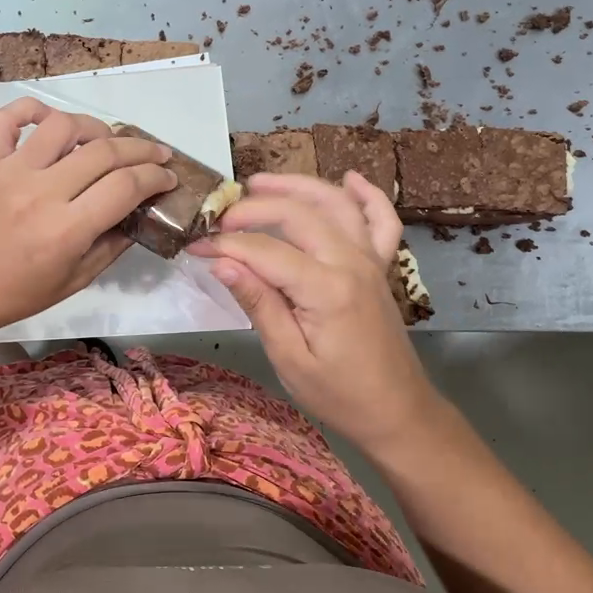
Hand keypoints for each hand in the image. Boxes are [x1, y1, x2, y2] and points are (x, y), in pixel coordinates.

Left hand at [0, 99, 176, 340]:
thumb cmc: (17, 294)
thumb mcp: (75, 280)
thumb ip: (111, 245)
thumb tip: (139, 212)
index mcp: (66, 229)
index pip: (126, 186)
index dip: (156, 178)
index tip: (168, 178)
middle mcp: (41, 192)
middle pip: (104, 151)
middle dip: (141, 149)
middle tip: (156, 155)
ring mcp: (11, 172)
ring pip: (62, 125)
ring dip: (94, 127)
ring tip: (107, 141)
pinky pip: (6, 120)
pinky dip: (30, 110)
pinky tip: (49, 120)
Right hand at [187, 171, 439, 451]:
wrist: (397, 413)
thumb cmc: (338, 394)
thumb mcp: (288, 357)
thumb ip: (258, 303)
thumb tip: (221, 263)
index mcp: (326, 290)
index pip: (265, 250)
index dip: (225, 244)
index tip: (195, 247)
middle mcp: (352, 263)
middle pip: (299, 214)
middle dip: (253, 208)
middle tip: (218, 218)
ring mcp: (370, 261)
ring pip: (335, 204)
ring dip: (298, 186)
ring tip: (259, 182)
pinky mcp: (379, 267)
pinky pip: (381, 221)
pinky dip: (368, 196)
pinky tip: (349, 179)